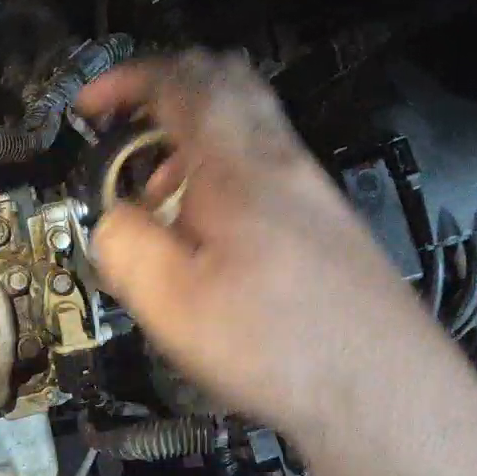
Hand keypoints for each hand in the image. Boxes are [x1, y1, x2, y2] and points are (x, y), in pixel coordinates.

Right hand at [77, 51, 476, 475]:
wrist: (386, 394)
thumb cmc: (277, 346)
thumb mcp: (171, 303)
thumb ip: (124, 244)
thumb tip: (112, 217)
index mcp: (237, 170)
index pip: (179, 84)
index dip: (125, 81)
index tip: (90, 104)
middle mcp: (280, 163)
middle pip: (225, 81)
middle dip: (164, 90)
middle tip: (126, 126)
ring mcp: (311, 189)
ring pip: (246, 125)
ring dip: (190, 138)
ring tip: (158, 192)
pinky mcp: (326, 222)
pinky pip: (264, 164)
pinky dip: (219, 171)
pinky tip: (206, 230)